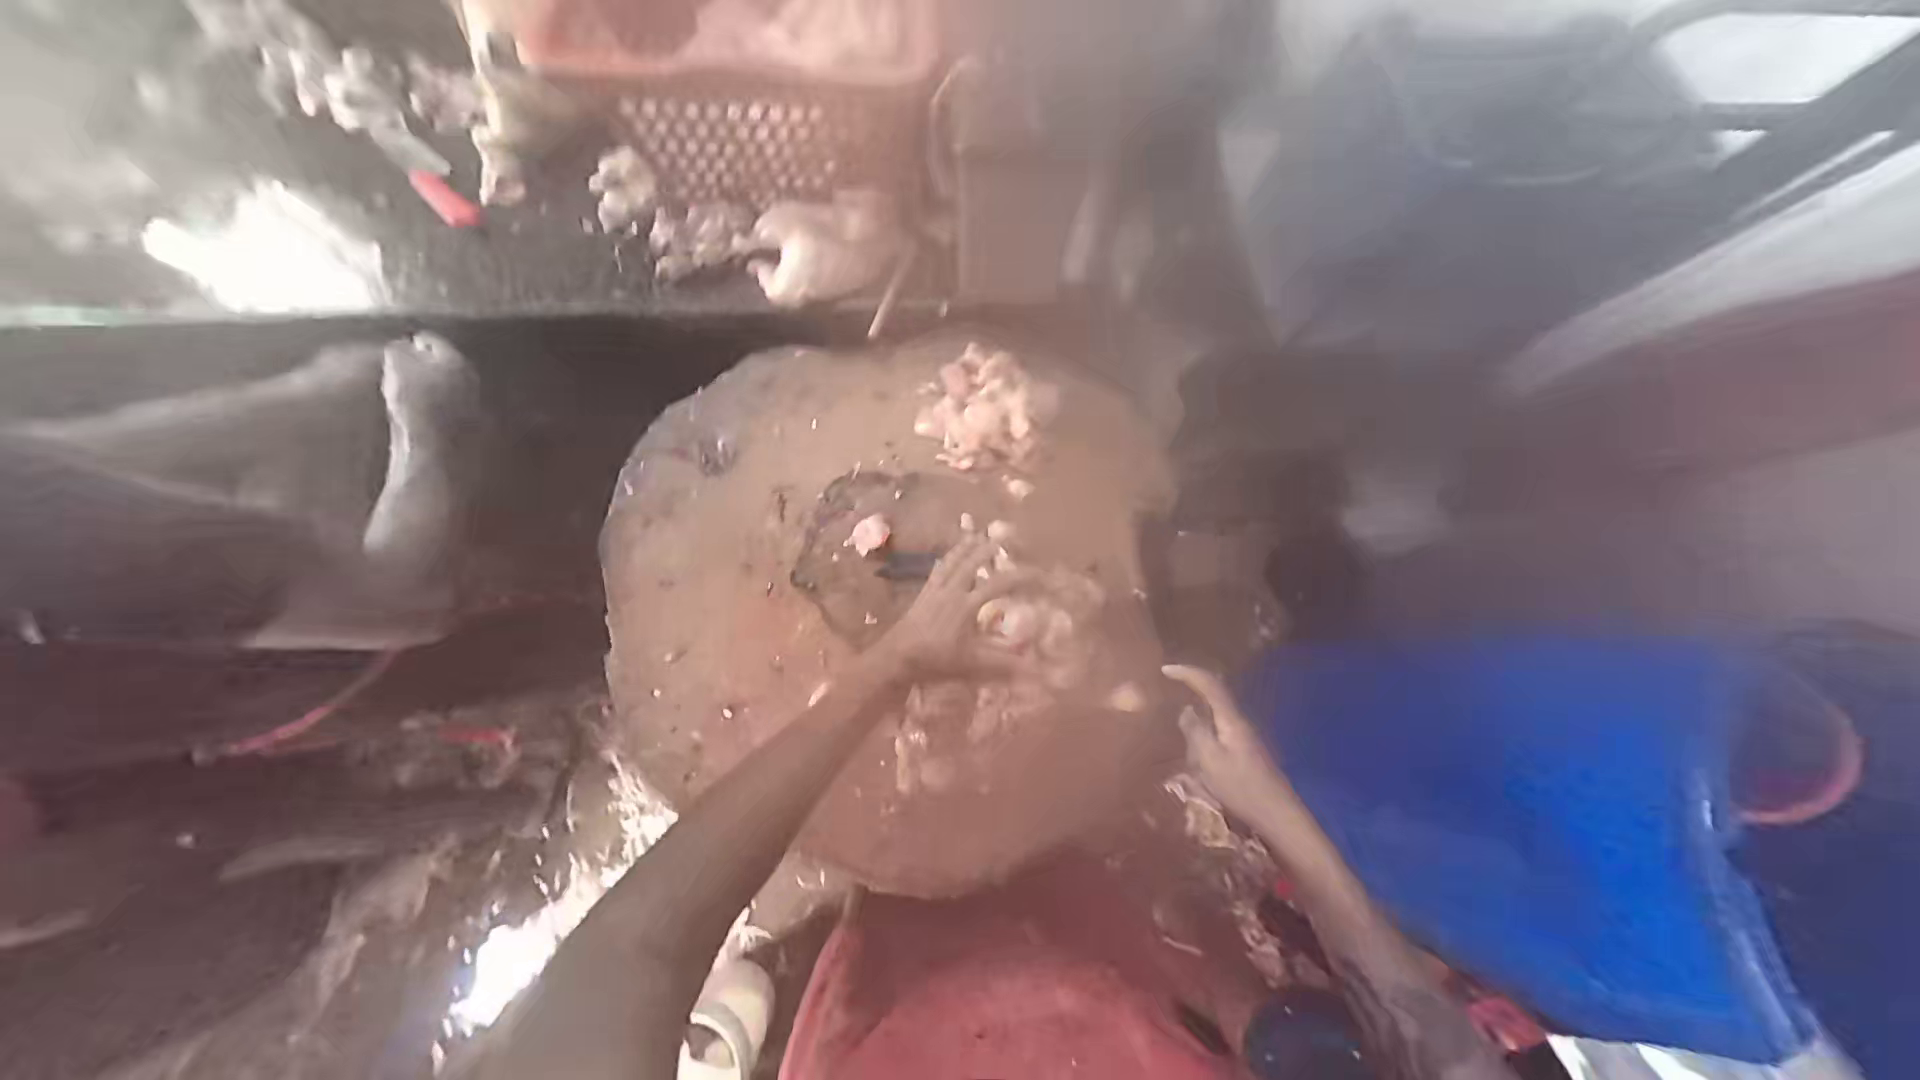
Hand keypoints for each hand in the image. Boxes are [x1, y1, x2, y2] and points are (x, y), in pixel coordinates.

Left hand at [874, 535, 1038, 678]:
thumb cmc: (937, 659)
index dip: (1020, 577)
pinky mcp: (923, 593)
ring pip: (953, 561)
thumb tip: (1035, 668)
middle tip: (1004, 539)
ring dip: (966, 548)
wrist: (898, 656)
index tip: (1038, 574)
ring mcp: (936, 589)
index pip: (999, 584)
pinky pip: (937, 570)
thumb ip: (1004, 664)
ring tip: (977, 535)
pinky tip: (946, 558)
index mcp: (967, 604)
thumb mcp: (973, 663)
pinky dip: (946, 560)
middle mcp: (952, 590)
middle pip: (973, 562)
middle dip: (989, 549)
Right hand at [1163, 664, 1293, 821]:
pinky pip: (1221, 725)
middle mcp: (1241, 722)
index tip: (1165, 669)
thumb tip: (1186, 709)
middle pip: (1216, 693)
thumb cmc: (1243, 789)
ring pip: (1219, 710)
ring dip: (1198, 703)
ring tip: (1176, 707)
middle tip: (1169, 682)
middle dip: (1193, 683)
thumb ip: (1196, 732)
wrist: (1281, 818)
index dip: (1188, 673)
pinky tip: (1195, 735)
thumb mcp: (1210, 761)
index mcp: (1232, 720)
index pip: (1210, 684)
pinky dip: (1205, 722)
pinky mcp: (1247, 751)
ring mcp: (1246, 737)